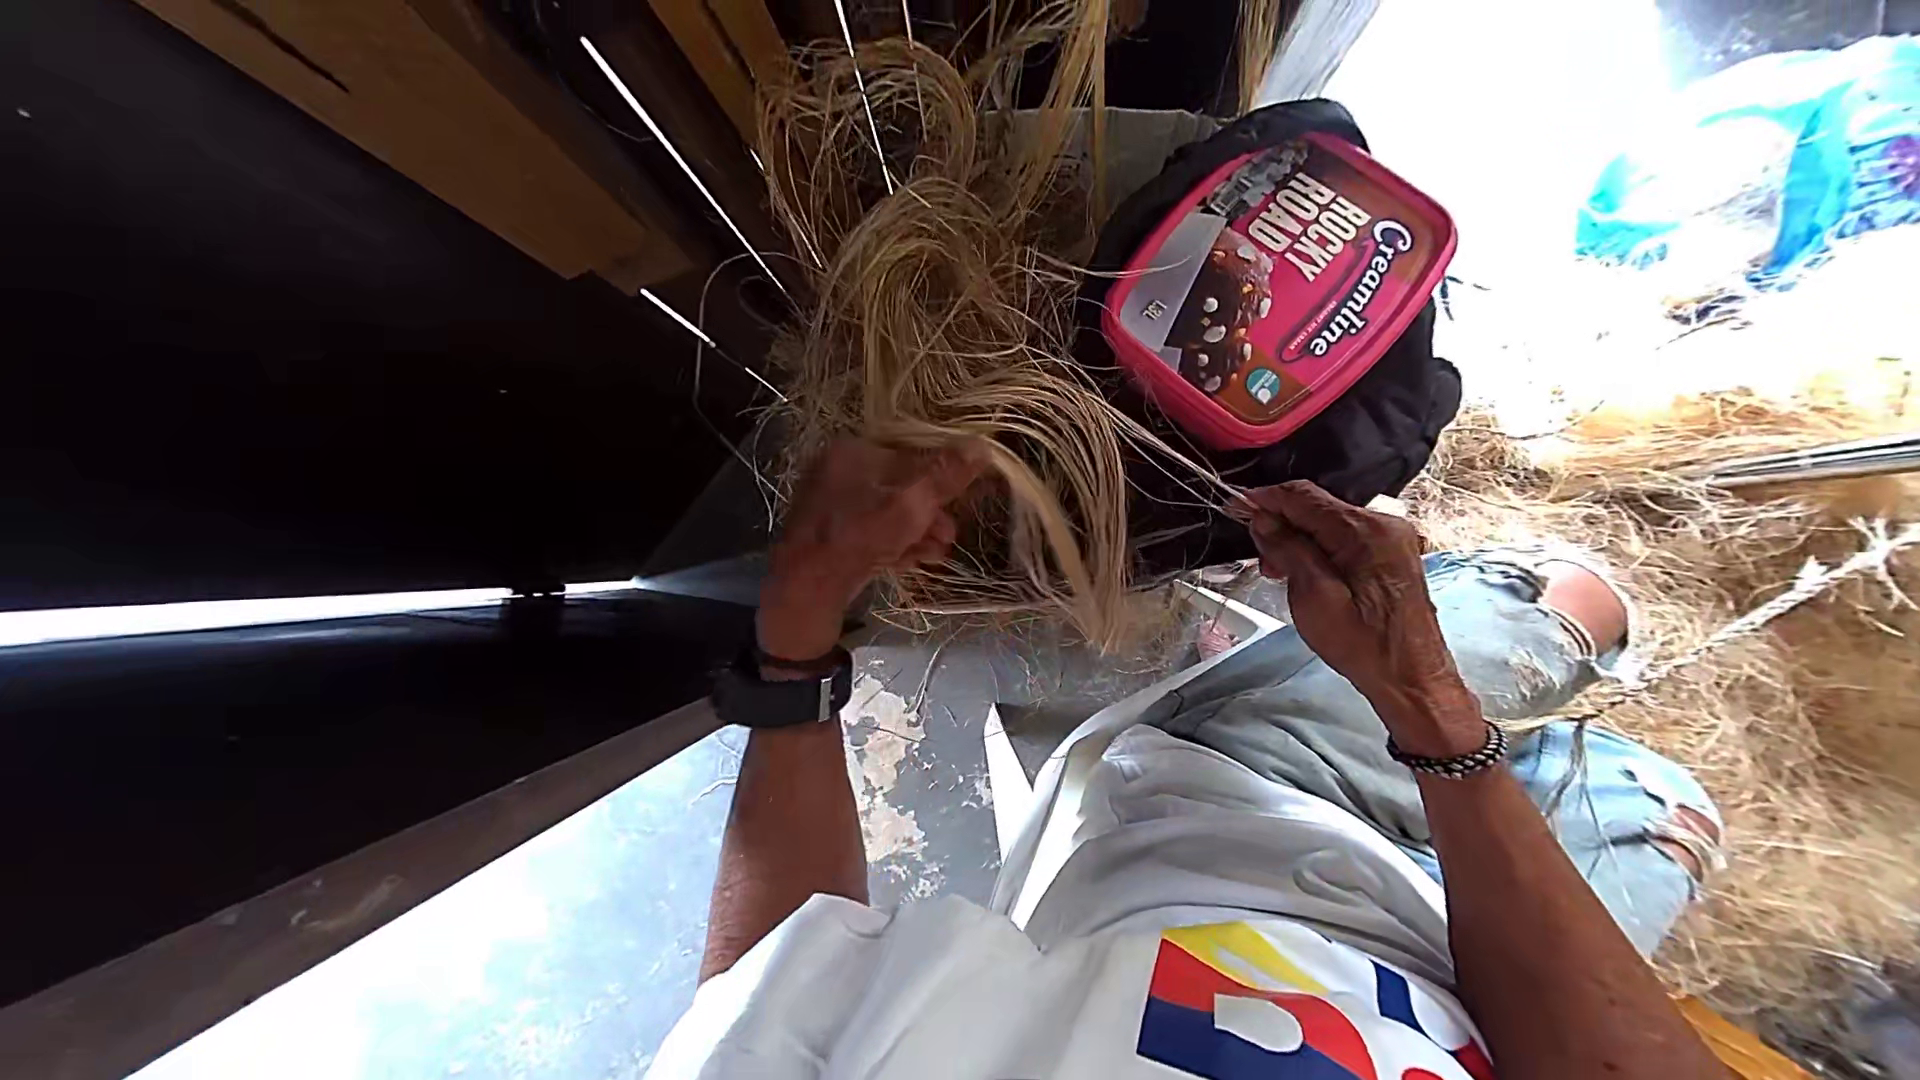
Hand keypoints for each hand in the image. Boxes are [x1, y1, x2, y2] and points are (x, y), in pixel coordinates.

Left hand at [758, 437, 985, 665]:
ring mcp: (832, 509)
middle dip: (931, 512)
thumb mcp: (911, 502)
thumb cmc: (859, 535)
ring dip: (918, 532)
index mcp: (853, 453)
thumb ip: (946, 475)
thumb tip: (982, 446)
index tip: (961, 499)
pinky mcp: (831, 540)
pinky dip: (896, 546)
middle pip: (900, 487)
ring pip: (888, 515)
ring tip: (938, 553)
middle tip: (950, 534)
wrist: (805, 590)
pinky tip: (914, 561)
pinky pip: (872, 536)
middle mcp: (839, 475)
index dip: (940, 477)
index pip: (909, 455)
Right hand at [1239, 481, 1483, 756]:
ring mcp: (1391, 538)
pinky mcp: (1390, 553)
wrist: (1411, 678)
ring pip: (1327, 521)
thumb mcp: (1313, 596)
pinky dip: (1316, 546)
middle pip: (1315, 506)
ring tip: (1280, 572)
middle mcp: (1383, 524)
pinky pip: (1342, 536)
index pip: (1303, 496)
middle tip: (1261, 560)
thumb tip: (1263, 518)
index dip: (1263, 498)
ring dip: (1296, 538)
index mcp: (1365, 531)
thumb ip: (1288, 549)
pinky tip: (1304, 571)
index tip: (1234, 506)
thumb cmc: (1361, 643)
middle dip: (1279, 524)